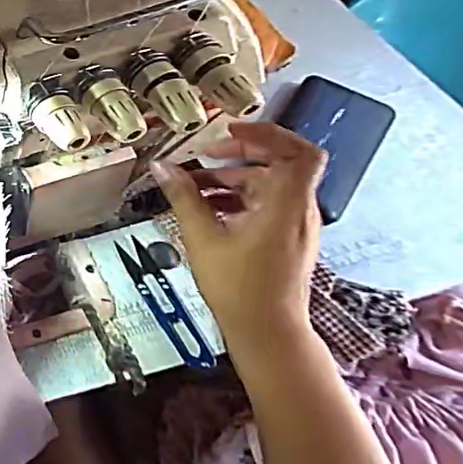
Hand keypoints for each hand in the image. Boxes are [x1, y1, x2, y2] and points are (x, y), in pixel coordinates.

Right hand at [152, 121, 324, 356]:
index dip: (269, 133)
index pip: (299, 152)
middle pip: (278, 164)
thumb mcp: (202, 237)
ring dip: (231, 179)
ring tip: (193, 186)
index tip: (234, 130)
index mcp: (287, 204)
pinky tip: (206, 209)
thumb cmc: (240, 289)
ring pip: (267, 186)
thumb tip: (163, 167)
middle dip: (239, 154)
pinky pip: (265, 205)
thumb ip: (183, 196)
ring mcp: (294, 227)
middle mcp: (299, 211)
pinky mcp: (285, 241)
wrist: (266, 333)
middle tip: (206, 155)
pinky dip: (237, 199)